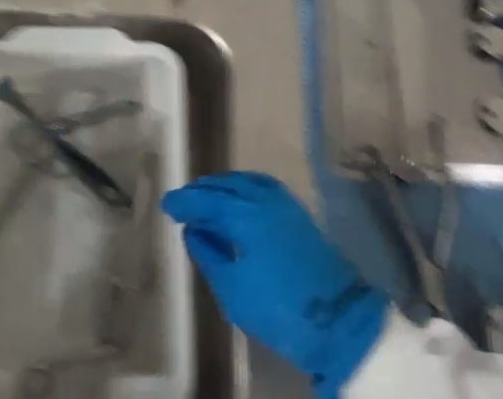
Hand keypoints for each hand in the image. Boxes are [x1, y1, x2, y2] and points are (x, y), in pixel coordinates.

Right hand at [163, 172, 387, 391]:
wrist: (336, 319)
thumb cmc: (276, 306)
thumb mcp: (231, 288)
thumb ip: (209, 254)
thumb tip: (193, 230)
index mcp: (246, 213)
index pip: (208, 198)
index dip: (185, 201)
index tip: (166, 204)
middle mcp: (266, 199)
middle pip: (229, 184)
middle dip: (204, 189)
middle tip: (184, 200)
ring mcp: (286, 205)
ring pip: (248, 182)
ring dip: (225, 186)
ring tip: (207, 199)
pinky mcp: (298, 215)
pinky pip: (263, 189)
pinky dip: (244, 190)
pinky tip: (238, 205)